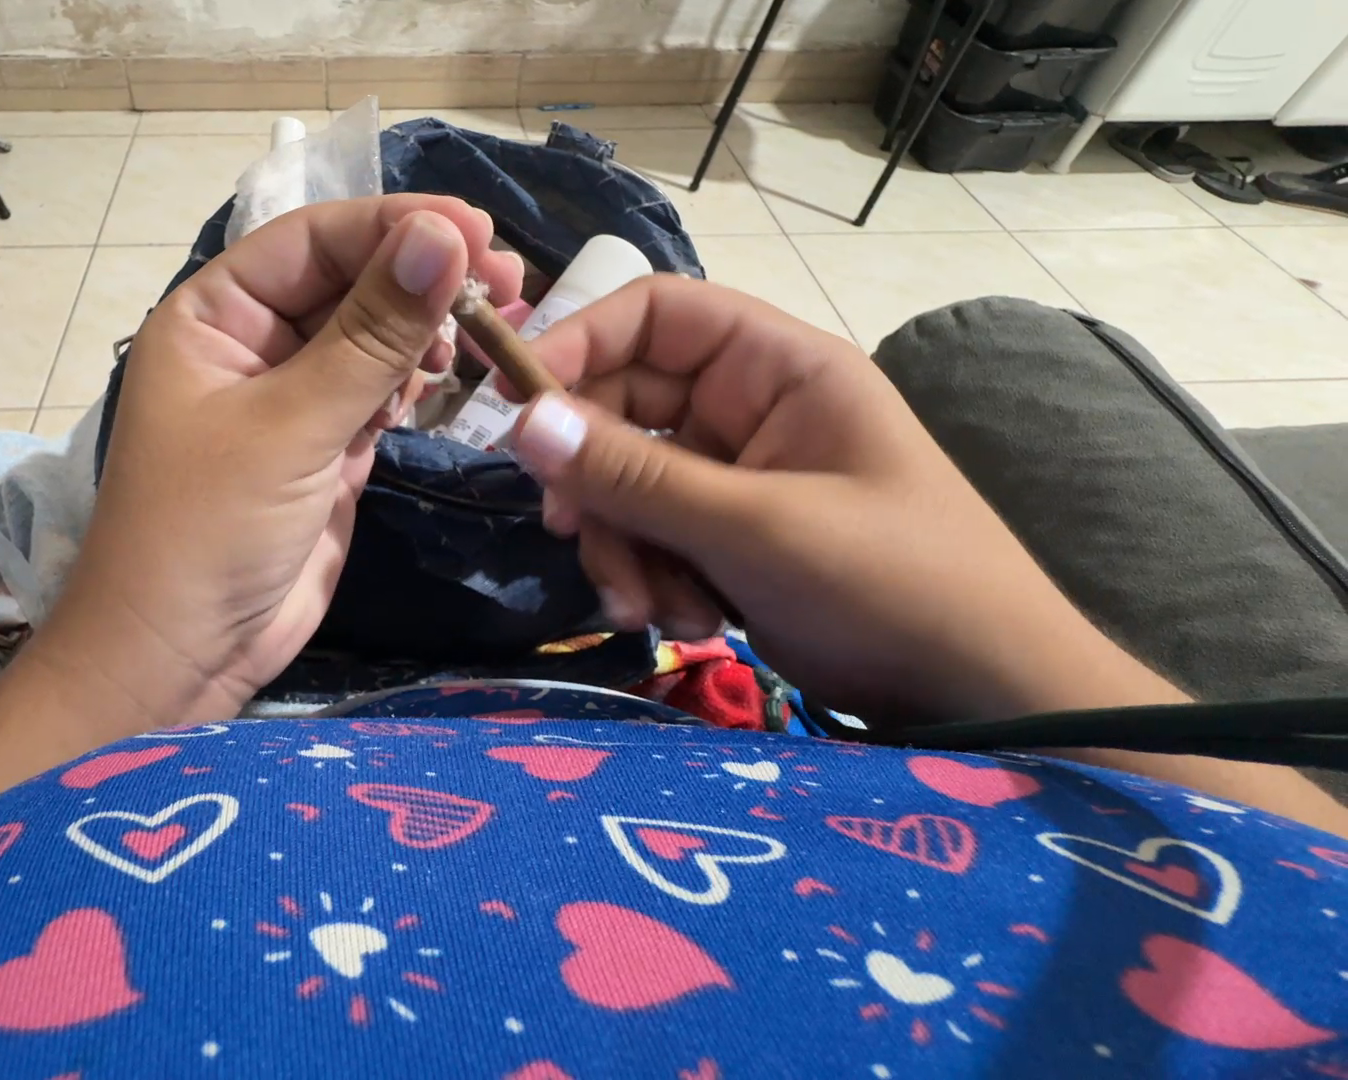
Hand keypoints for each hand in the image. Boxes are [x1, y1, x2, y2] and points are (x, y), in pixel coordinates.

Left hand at [45, 196, 521, 726]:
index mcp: (215, 316)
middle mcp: (253, 346)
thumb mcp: (289, 427)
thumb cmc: (209, 531)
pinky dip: (412, 385)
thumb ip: (369, 335)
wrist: (186, 653)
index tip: (479, 231)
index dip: (395, 227)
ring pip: (370, 340)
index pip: (313, 241)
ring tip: (484, 333)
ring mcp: (292, 401)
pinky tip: (442, 383)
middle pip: (348, 284)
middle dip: (422, 278)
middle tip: (506, 280)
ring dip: (424, 331)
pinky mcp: (326, 450)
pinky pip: (377, 395)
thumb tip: (442, 237)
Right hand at [508, 275, 1179, 723]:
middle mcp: (742, 410)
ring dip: (620, 547)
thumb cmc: (893, 585)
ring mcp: (725, 476)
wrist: (968, 696)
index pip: (655, 316)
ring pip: (622, 484)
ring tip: (652, 608)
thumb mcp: (756, 528)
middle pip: (621, 410)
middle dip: (595, 482)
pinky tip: (683, 620)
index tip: (514, 405)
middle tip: (568, 530)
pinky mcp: (714, 536)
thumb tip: (522, 424)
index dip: (578, 344)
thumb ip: (635, 475)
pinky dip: (645, 577)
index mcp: (775, 368)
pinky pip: (643, 535)